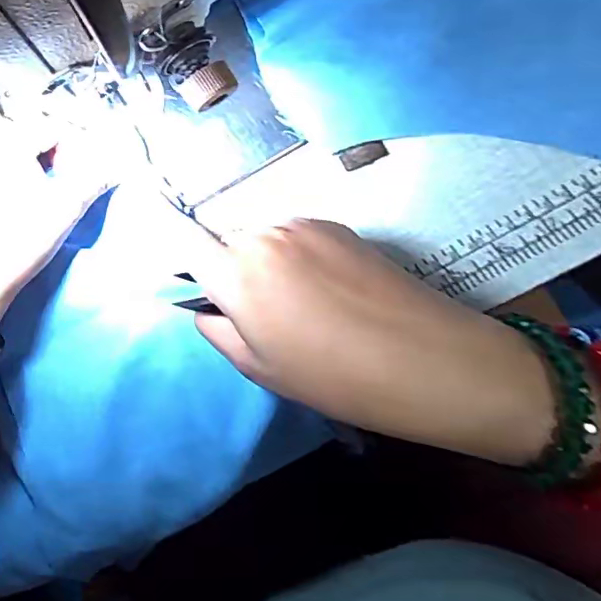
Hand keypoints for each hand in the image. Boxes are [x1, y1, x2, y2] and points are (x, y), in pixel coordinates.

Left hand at [0, 121, 112, 347]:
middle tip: (55, 190)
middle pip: (24, 139)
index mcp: (6, 143)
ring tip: (30, 203)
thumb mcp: (67, 208)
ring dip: (20, 171)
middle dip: (46, 160)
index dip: (73, 151)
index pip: (52, 128)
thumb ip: (95, 179)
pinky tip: (1, 214)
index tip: (76, 178)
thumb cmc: (20, 242)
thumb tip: (115, 167)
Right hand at [178, 217, 561, 464]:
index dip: (173, 250)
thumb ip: (219, 330)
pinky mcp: (338, 223)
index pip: (182, 239)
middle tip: (256, 310)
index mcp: (237, 272)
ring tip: (301, 303)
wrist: (427, 357)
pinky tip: (330, 290)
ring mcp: (304, 223)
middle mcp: (265, 234)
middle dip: (228, 267)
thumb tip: (208, 307)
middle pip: (226, 240)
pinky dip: (297, 255)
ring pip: (263, 237)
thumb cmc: (335, 377)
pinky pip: (296, 234)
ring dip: (266, 260)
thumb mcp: (261, 368)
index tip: (185, 276)